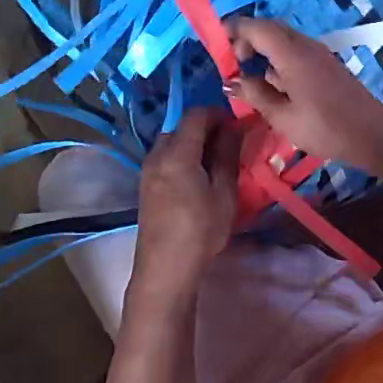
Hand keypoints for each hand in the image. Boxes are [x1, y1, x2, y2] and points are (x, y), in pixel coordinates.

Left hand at [134, 108, 242, 288]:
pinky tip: (197, 178)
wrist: (165, 268)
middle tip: (229, 144)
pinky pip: (164, 159)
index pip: (195, 115)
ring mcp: (147, 171)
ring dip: (192, 143)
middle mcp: (157, 155)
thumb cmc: (201, 231)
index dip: (218, 113)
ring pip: (171, 142)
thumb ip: (227, 155)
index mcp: (177, 153)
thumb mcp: (224, 192)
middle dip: (205, 128)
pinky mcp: (145, 186)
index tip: (237, 125)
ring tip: (215, 163)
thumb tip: (233, 127)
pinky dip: (181, 157)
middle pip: (180, 127)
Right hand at [226, 17, 382, 170]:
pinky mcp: (325, 64)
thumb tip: (230, 81)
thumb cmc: (325, 128)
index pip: (256, 27)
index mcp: (292, 54)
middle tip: (231, 64)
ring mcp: (318, 53)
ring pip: (282, 39)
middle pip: (269, 28)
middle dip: (246, 39)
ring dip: (262, 49)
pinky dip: (277, 59)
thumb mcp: (283, 117)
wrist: (372, 135)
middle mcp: (305, 46)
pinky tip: (273, 85)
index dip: (233, 30)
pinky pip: (294, 51)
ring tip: (248, 77)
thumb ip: (255, 94)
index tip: (216, 46)